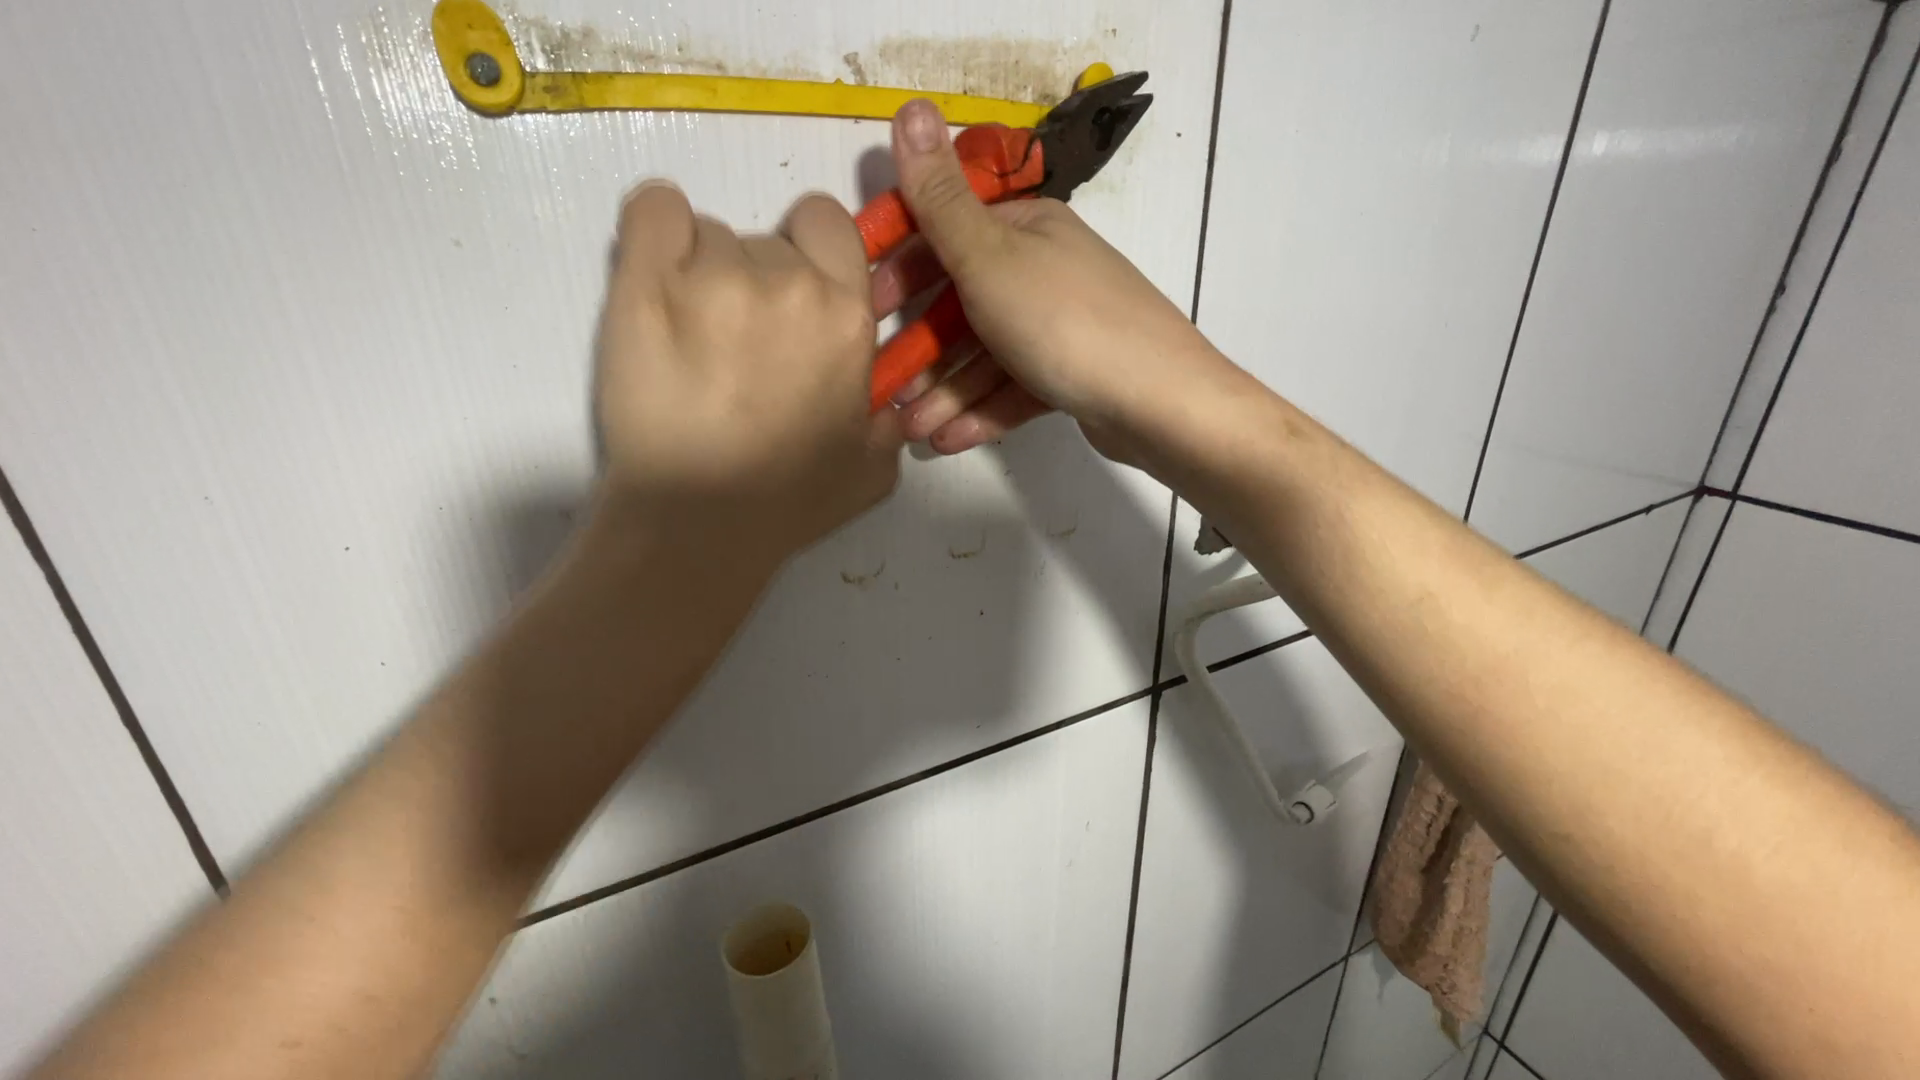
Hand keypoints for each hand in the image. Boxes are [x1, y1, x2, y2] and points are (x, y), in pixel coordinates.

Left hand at [592, 183, 903, 567]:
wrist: (698, 521)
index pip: (828, 222)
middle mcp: (787, 282)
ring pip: (708, 236)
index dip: (810, 249)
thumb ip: (886, 419)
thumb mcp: (872, 470)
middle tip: (736, 344)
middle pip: (766, 241)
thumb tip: (882, 400)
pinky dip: (654, 232)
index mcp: (845, 316)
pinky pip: (652, 210)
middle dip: (754, 280)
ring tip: (687, 337)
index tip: (793, 292)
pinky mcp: (645, 281)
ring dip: (702, 272)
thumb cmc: (788, 502)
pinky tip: (652, 278)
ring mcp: (713, 277)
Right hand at [870, 99, 1234, 458]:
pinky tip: (947, 442)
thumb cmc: (1064, 320)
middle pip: (964, 304)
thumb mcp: (990, 256)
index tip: (865, 310)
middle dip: (921, 350)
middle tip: (882, 389)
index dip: (900, 270)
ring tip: (910, 430)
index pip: (947, 236)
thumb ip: (940, 198)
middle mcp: (1043, 271)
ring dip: (945, 391)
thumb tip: (911, 106)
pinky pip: (1013, 389)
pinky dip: (980, 412)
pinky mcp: (1071, 375)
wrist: (1158, 401)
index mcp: (1026, 228)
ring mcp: (1059, 326)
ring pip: (986, 355)